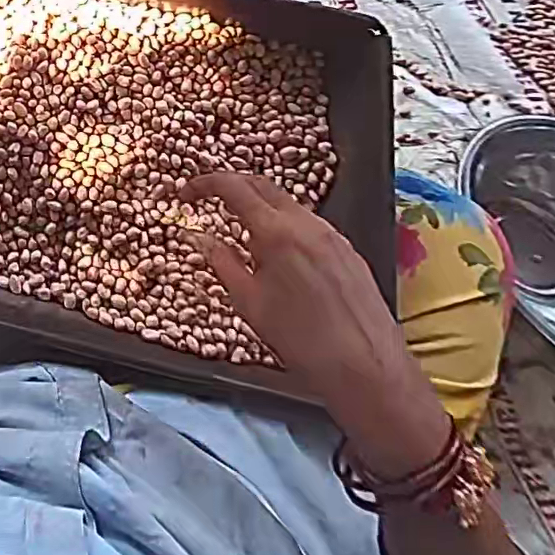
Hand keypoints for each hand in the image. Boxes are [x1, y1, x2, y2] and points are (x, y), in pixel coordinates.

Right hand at [183, 173, 451, 476]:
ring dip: (258, 205)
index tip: (186, 192)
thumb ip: (220, 260)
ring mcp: (332, 236)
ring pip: (287, 203)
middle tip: (207, 198)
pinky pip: (308, 222)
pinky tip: (276, 250)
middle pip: (262, 185)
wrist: (369, 370)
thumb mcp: (247, 301)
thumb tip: (197, 236)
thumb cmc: (301, 340)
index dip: (204, 183)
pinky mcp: (348, 251)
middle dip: (230, 185)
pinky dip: (283, 222)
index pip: (233, 187)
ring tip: (238, 227)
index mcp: (277, 232)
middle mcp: (307, 224)